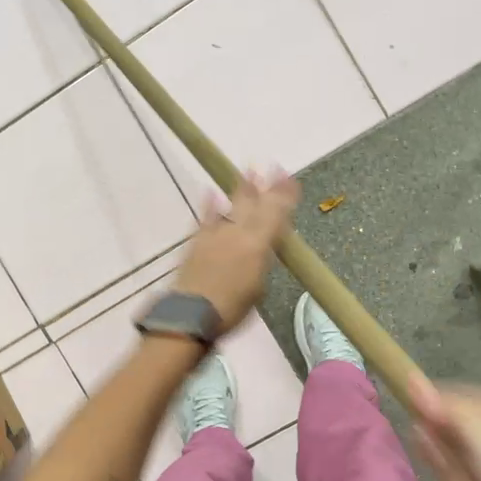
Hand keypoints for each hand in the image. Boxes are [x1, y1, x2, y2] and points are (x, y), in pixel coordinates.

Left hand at [172, 168, 300, 330]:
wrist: (189, 313)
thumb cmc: (231, 309)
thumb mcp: (258, 288)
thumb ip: (261, 262)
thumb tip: (261, 248)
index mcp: (258, 245)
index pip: (276, 214)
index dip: (284, 196)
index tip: (290, 179)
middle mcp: (238, 233)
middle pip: (254, 204)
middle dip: (265, 185)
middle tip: (271, 166)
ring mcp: (215, 235)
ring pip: (231, 206)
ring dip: (241, 188)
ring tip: (248, 171)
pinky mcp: (195, 241)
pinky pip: (205, 217)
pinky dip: (209, 204)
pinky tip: (210, 192)